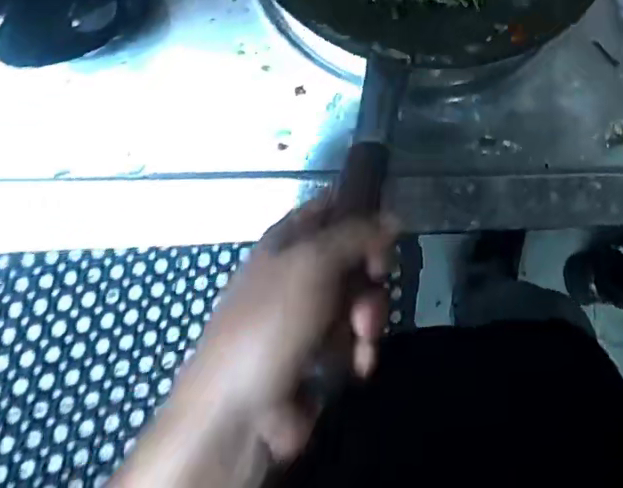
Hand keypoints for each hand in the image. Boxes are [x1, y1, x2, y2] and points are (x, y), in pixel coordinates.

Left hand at [176, 201, 396, 460]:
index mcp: (287, 240)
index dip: (362, 213)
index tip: (386, 232)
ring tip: (361, 340)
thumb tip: (392, 218)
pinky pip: (350, 342)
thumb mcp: (315, 262)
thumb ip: (357, 233)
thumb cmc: (269, 322)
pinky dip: (359, 352)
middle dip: (370, 278)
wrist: (231, 415)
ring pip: (357, 301)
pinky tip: (356, 366)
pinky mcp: (313, 359)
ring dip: (367, 320)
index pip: (332, 206)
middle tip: (372, 289)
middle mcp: (296, 273)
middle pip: (354, 258)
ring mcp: (304, 318)